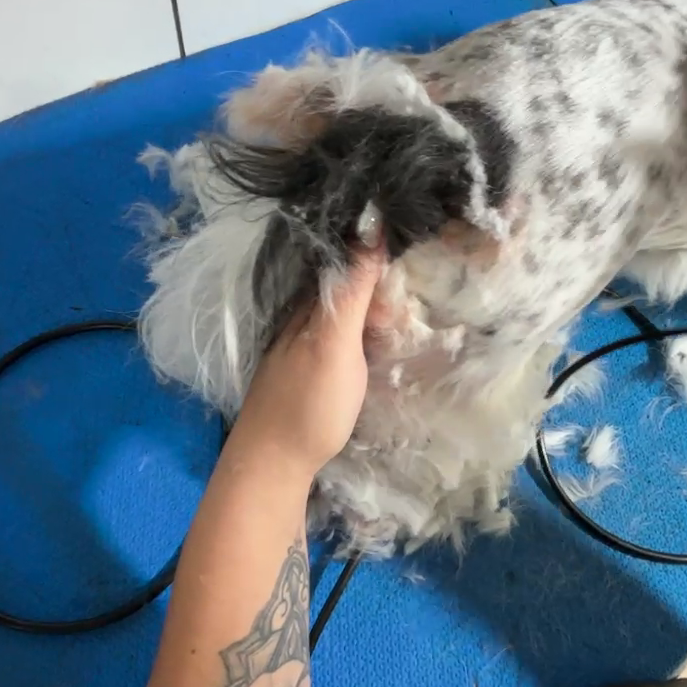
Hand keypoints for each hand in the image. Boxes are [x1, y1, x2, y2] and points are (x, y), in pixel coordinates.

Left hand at [228, 244, 385, 477]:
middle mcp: (303, 310)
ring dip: (377, 307)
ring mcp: (305, 337)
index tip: (412, 248)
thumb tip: (370, 222)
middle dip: (382, 281)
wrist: (274, 464)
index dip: (378, 244)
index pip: (344, 250)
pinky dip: (366, 327)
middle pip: (348, 277)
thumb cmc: (308, 402)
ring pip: (348, 304)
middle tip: (404, 312)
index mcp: (307, 299)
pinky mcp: (312, 360)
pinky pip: (345, 327)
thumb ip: (352, 288)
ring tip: (400, 324)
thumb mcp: (336, 341)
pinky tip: (380, 339)